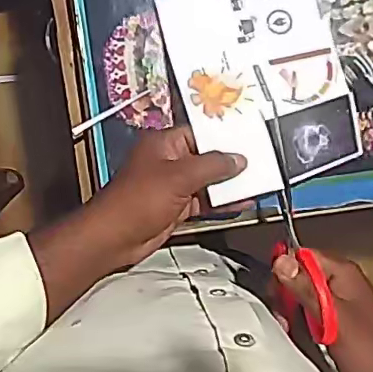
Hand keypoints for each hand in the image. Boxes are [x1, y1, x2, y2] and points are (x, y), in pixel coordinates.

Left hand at [29, 126, 244, 321]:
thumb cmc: (133, 202)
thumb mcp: (179, 177)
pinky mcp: (174, 208)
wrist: (116, 237)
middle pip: (205, 158)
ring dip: (227, 186)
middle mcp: (166, 162)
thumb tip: (235, 159)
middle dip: (228, 164)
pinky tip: (238, 203)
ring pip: (206, 182)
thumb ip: (211, 166)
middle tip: (255, 164)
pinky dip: (219, 203)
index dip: (221, 138)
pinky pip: (202, 201)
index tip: (245, 142)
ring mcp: (170, 186)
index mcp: (162, 145)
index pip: (198, 133)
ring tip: (254, 184)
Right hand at [273, 249, 372, 371]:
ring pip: (296, 295)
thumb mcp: (332, 317)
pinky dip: (299, 324)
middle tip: (291, 314)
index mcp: (343, 272)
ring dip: (291, 313)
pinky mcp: (331, 320)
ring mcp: (336, 302)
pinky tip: (305, 337)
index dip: (285, 272)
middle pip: (295, 274)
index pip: (299, 254)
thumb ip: (305, 287)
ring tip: (300, 329)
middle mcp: (339, 283)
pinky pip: (304, 313)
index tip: (283, 292)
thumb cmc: (371, 354)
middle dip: (286, 295)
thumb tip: (282, 261)